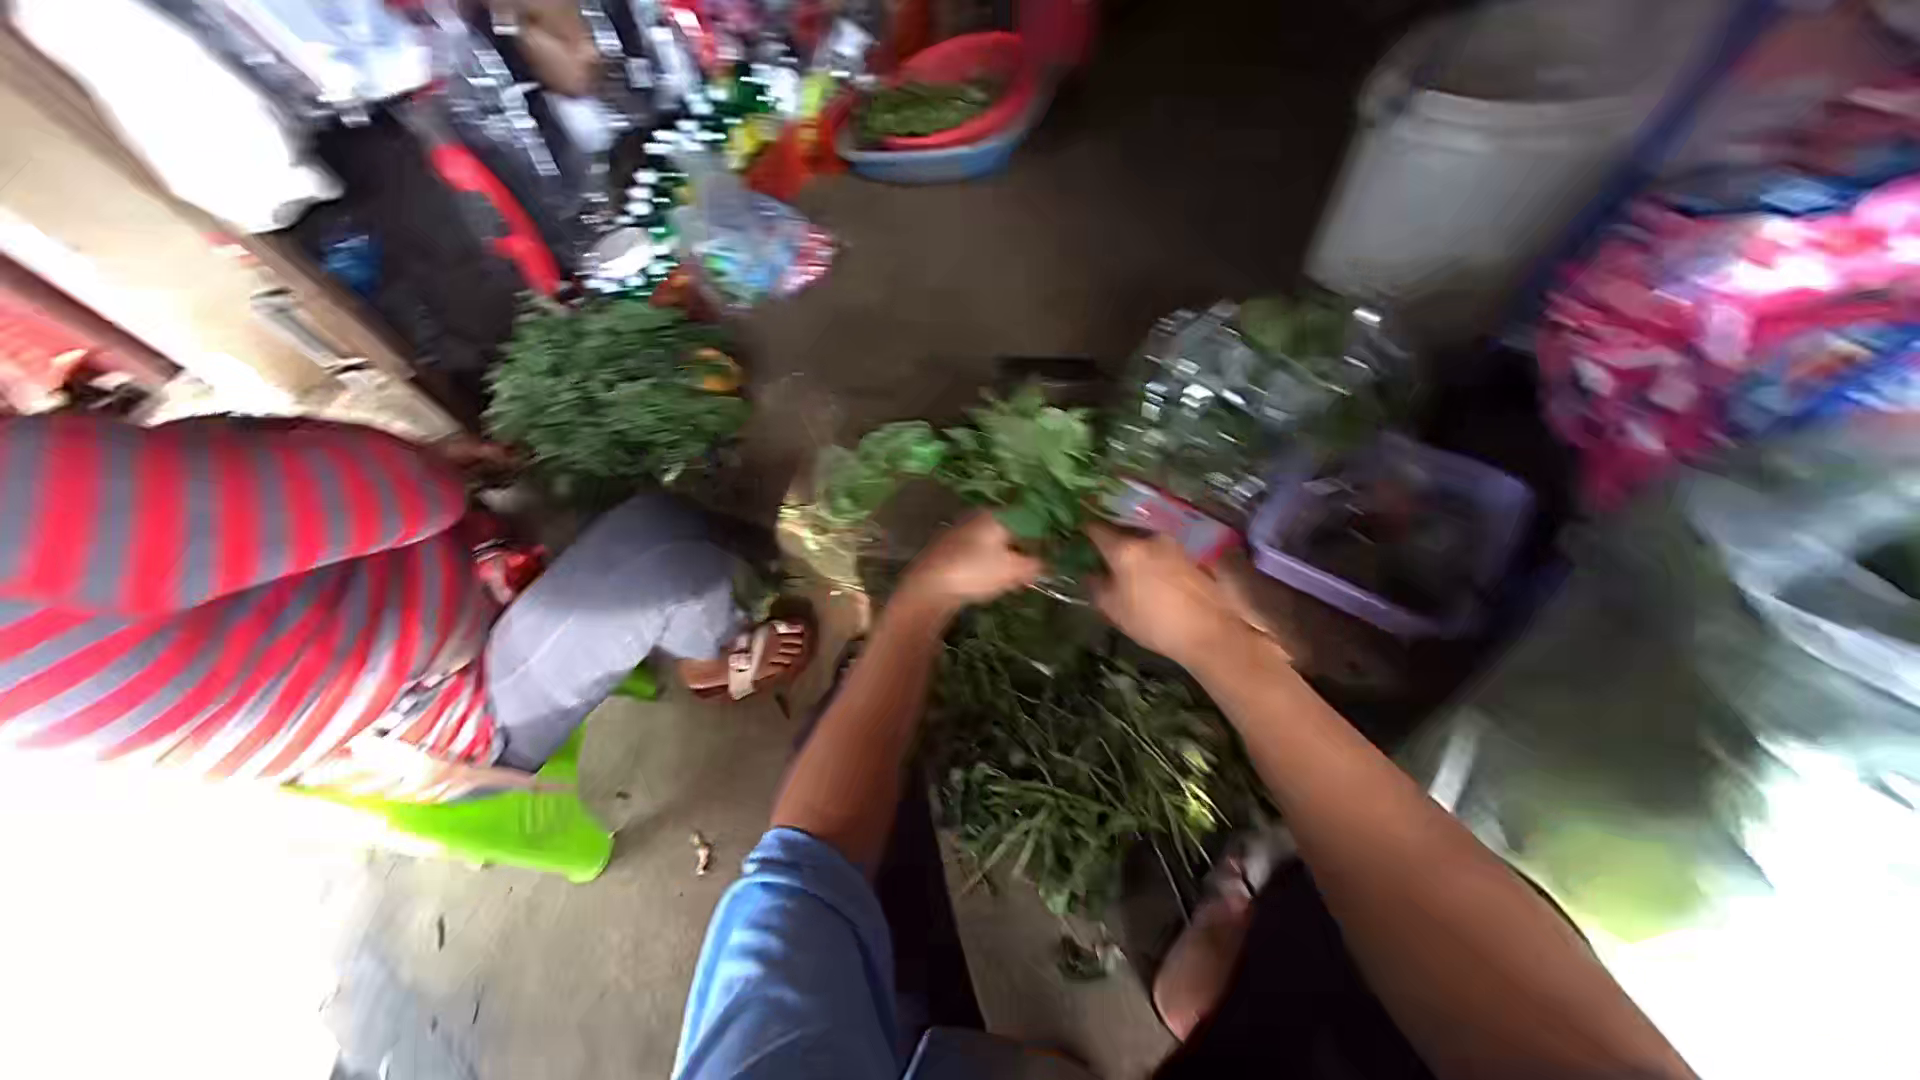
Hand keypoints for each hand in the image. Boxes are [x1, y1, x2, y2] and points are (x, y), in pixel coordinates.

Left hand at [899, 512, 1043, 611]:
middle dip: (1019, 552)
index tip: (1043, 562)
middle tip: (1026, 574)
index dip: (1038, 543)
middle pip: (1006, 533)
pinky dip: (982, 566)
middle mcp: (975, 518)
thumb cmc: (975, 572)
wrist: (928, 587)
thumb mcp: (1013, 570)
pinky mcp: (943, 550)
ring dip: (1000, 561)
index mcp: (995, 516)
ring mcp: (957, 532)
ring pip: (988, 544)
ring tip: (1006, 581)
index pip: (1026, 522)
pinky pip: (972, 555)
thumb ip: (1034, 565)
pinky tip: (982, 582)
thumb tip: (1044, 565)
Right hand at [1085, 522, 1253, 666]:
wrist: (1209, 632)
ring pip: (1145, 542)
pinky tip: (1154, 577)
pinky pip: (1163, 552)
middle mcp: (1149, 538)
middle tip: (1104, 557)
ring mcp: (1174, 545)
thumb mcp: (1114, 610)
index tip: (1079, 538)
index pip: (1096, 529)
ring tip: (1131, 570)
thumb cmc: (1153, 622)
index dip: (1085, 532)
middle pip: (1123, 532)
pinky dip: (1154, 559)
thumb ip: (1096, 587)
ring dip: (1136, 551)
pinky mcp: (1192, 555)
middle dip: (1112, 543)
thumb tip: (1090, 574)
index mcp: (1125, 549)